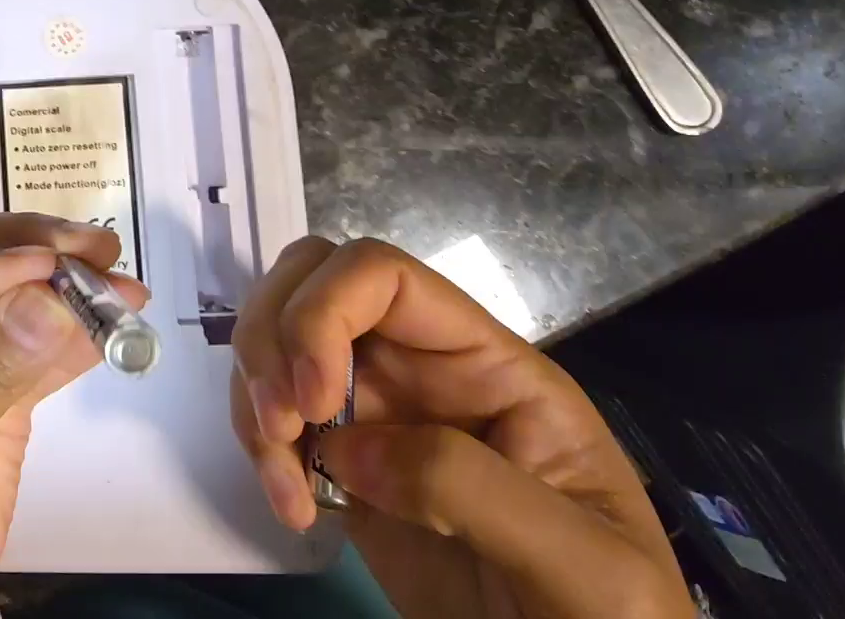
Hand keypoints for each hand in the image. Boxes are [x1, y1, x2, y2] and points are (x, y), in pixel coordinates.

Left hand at [0, 215, 147, 618]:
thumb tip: (48, 299)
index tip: (39, 269)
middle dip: (29, 249)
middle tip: (93, 252)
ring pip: (10, 288)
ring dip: (65, 281)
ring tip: (119, 280)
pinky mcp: (0, 378)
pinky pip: (41, 341)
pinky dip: (80, 330)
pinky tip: (120, 318)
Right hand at [232, 236, 693, 618]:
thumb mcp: (589, 569)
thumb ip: (476, 491)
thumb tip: (344, 446)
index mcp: (485, 363)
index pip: (381, 275)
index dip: (324, 312)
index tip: (312, 402)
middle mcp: (416, 364)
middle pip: (308, 281)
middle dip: (272, 341)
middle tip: (279, 425)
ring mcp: (369, 404)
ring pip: (274, 337)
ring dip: (254, 398)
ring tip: (284, 485)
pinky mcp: (333, 450)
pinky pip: (266, 404)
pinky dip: (254, 441)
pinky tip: (290, 503)